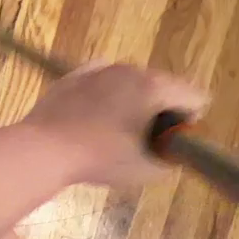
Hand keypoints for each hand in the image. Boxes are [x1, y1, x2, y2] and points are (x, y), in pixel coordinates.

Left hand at [21, 63, 207, 187]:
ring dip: (132, 101)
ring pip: (132, 82)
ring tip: (110, 130)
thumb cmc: (100, 159)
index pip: (195, 97)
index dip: (186, 123)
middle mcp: (129, 69)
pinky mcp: (74, 75)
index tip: (163, 142)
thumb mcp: (148, 169)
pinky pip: (103, 80)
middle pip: (164, 87)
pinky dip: (105, 94)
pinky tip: (93, 115)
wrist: (43, 149)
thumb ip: (172, 156)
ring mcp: (99, 69)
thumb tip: (171, 149)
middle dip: (159, 111)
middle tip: (137, 140)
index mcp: (154, 86)